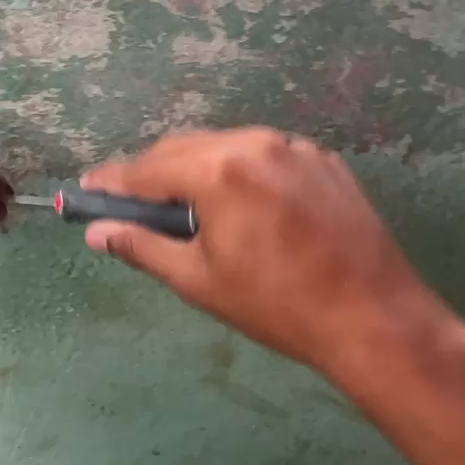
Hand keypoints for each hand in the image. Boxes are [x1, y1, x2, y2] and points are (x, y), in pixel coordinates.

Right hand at [82, 128, 455, 374]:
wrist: (377, 320)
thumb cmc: (277, 305)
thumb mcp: (198, 280)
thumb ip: (142, 246)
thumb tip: (95, 233)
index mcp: (218, 171)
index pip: (146, 169)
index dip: (112, 181)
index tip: (87, 189)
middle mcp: (253, 144)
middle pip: (183, 148)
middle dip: (152, 172)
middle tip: (133, 203)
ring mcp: (293, 148)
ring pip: (224, 146)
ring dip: (195, 168)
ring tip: (188, 204)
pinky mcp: (323, 160)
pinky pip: (264, 153)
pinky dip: (239, 170)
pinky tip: (242, 202)